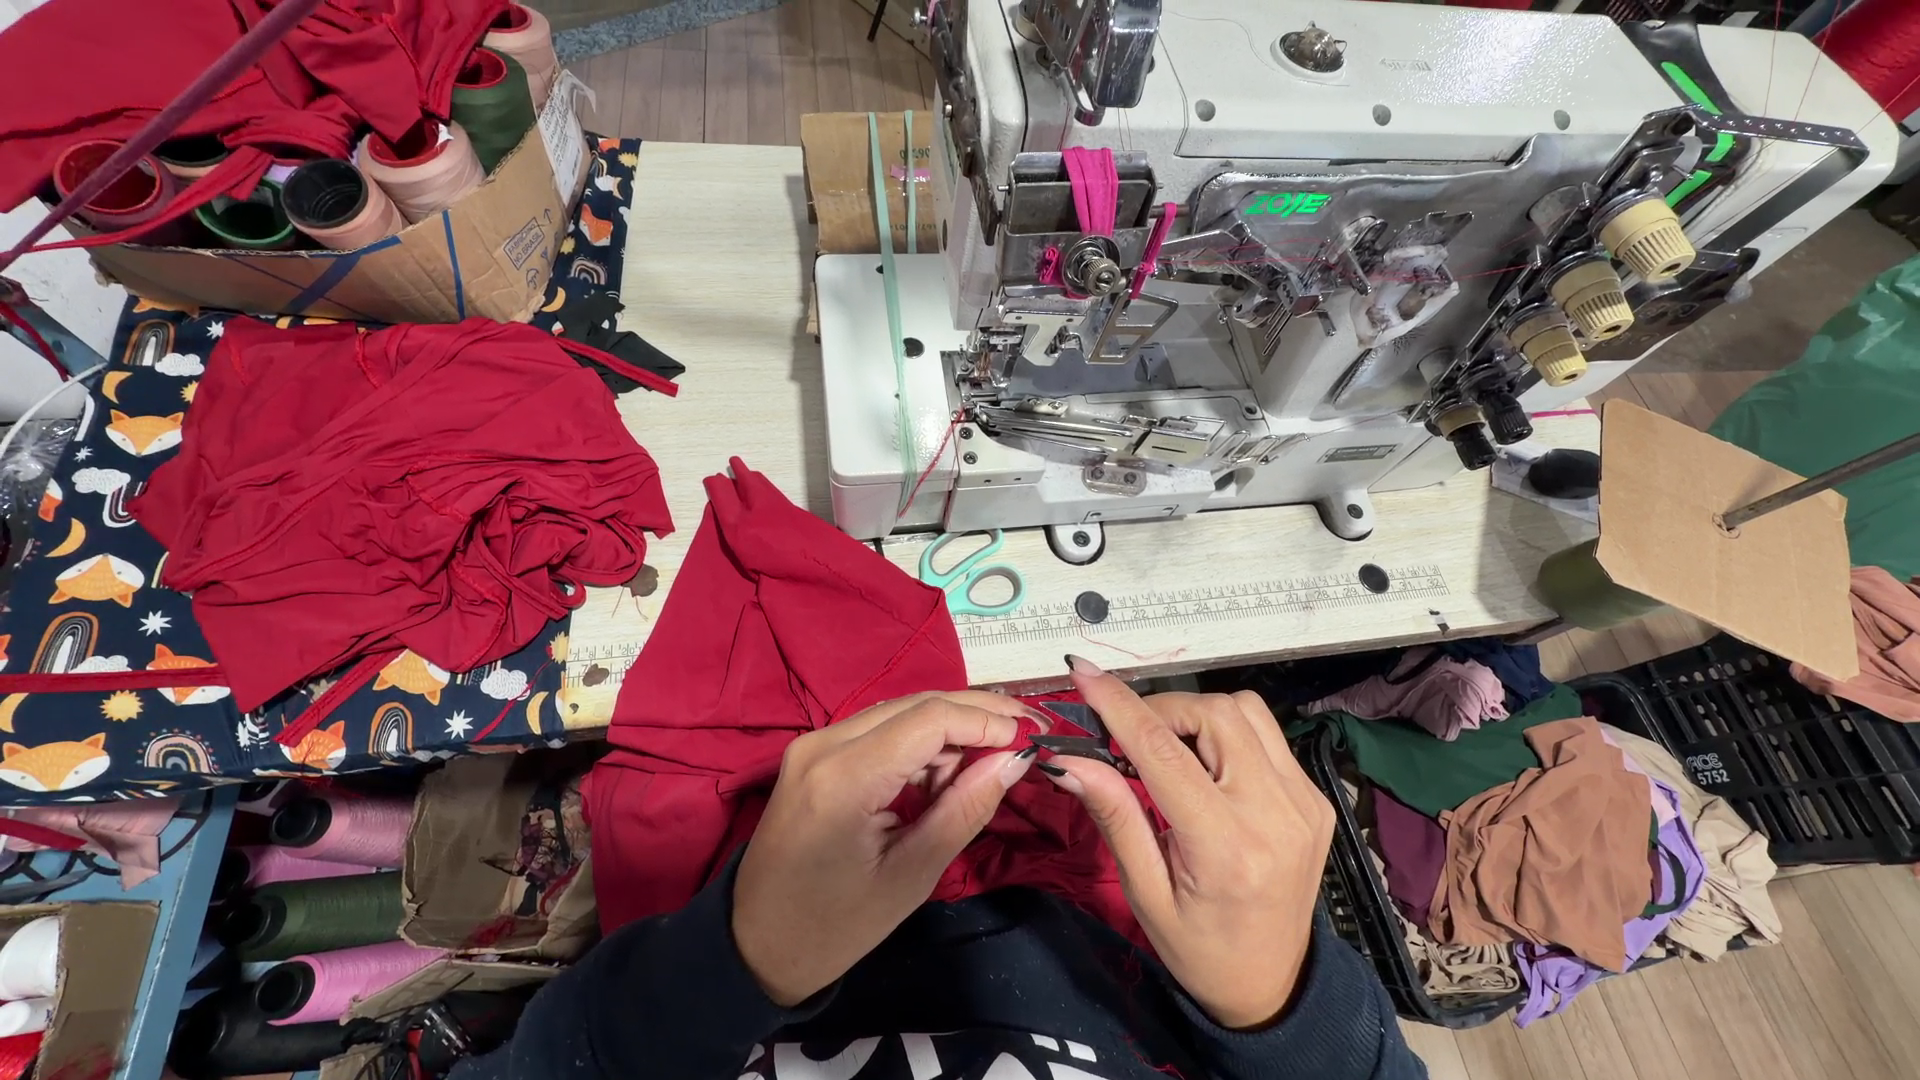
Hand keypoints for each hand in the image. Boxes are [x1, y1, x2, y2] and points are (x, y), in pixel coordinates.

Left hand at [731, 691, 1043, 1004]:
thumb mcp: (911, 875)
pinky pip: (881, 728)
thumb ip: (965, 808)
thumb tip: (1016, 759)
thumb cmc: (835, 926)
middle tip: (1026, 731)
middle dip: (976, 711)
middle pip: (916, 704)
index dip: (985, 719)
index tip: (1030, 737)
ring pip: (901, 711)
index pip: (929, 719)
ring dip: (951, 726)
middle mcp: (824, 743)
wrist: (755, 944)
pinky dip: (921, 741)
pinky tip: (946, 770)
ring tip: (991, 761)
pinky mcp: (816, 751)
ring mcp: (815, 743)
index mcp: (844, 778)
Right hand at [1045, 656, 1333, 1029]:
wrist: (1273, 985)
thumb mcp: (1144, 891)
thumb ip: (1113, 814)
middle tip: (1127, 734)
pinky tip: (1204, 763)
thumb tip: (1069, 758)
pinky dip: (1225, 730)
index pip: (1165, 752)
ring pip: (1245, 710)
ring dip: (1195, 713)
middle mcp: (1277, 814)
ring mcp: (1305, 801)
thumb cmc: (1199, 949)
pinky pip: (1264, 732)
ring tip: (1166, 747)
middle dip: (1160, 708)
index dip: (1119, 706)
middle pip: (1214, 714)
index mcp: (1228, 848)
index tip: (1083, 674)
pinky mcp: (1314, 797)